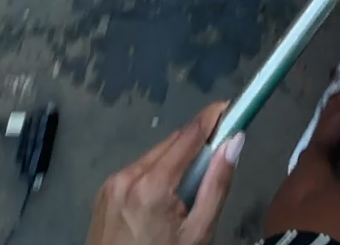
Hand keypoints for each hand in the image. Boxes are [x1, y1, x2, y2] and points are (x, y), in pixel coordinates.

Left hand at [86, 102, 242, 244]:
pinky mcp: (103, 194)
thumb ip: (218, 184)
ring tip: (189, 189)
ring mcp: (111, 185)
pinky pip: (139, 170)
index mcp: (152, 185)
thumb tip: (236, 139)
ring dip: (177, 159)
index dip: (212, 117)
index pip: (189, 134)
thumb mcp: (198, 234)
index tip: (232, 106)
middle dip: (196, 143)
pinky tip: (164, 198)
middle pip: (172, 142)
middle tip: (218, 155)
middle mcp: (127, 175)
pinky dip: (157, 173)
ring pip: (156, 155)